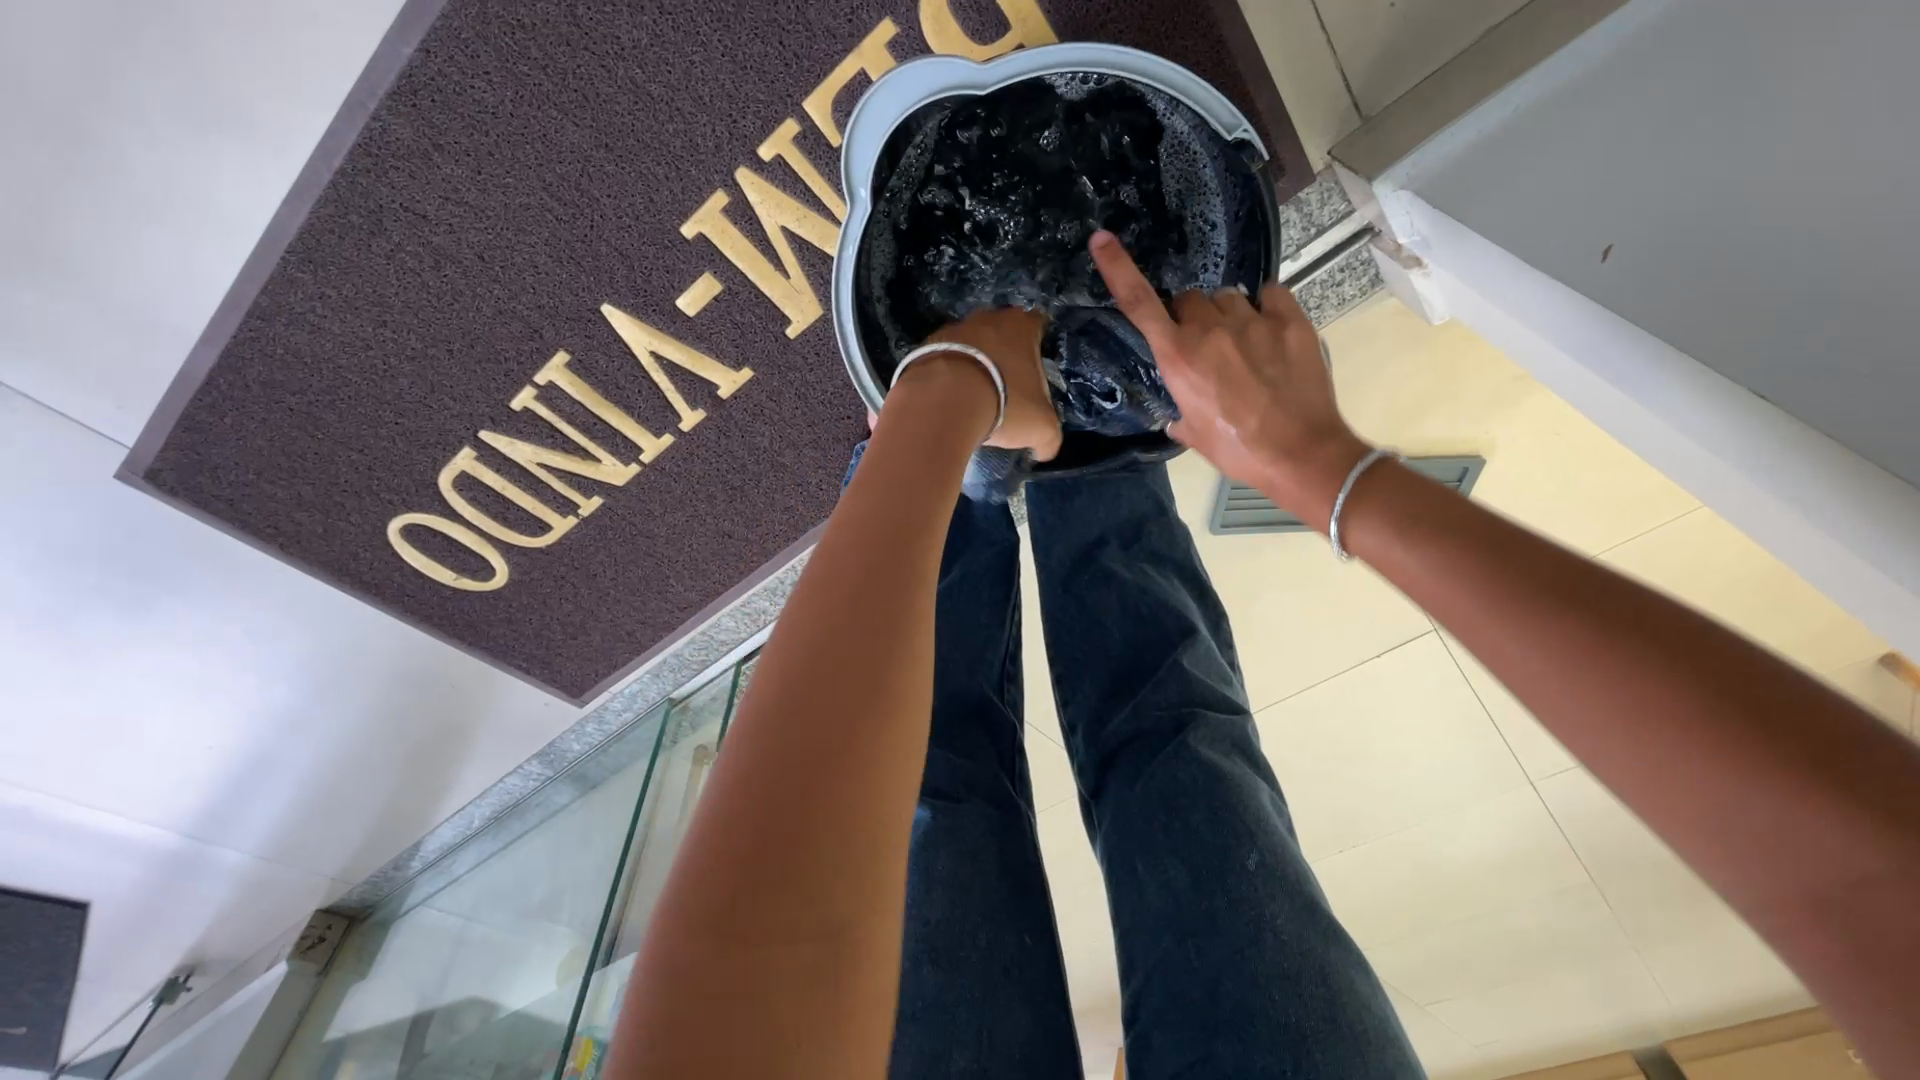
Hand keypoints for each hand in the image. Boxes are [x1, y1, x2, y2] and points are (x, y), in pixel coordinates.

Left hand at [925, 307, 1062, 461]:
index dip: (1036, 343)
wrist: (943, 401)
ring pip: (969, 342)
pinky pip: (942, 357)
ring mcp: (954, 328)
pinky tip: (948, 397)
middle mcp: (988, 319)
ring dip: (972, 361)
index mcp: (1022, 328)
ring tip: (972, 394)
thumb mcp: (1041, 427)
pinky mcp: (925, 345)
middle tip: (1005, 383)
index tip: (1033, 365)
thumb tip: (1045, 450)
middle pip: (1001, 330)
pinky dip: (947, 373)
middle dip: (1003, 352)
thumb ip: (1049, 437)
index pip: (1037, 324)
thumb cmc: (1004, 404)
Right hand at [1090, 230, 1369, 529]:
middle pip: (1188, 299)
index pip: (1138, 303)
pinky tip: (1272, 331)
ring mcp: (1251, 320)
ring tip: (1244, 345)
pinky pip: (1270, 293)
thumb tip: (1177, 410)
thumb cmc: (1237, 450)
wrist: (1299, 453)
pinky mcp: (1290, 319)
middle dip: (1191, 316)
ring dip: (1228, 314)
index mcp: (1177, 358)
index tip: (1101, 239)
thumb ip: (1179, 410)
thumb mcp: (1193, 434)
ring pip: (1228, 297)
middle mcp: (1209, 330)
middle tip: (1207, 346)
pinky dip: (1266, 307)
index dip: (1117, 268)